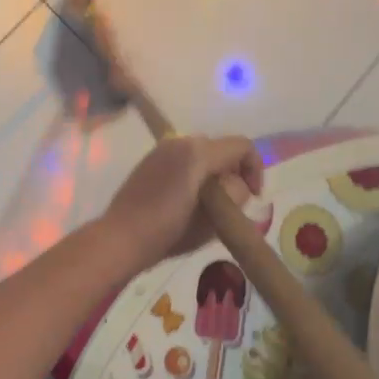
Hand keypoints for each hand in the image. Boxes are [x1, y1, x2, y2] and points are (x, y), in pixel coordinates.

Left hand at [102, 135, 264, 265]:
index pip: (242, 146)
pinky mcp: (149, 161)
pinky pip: (182, 159)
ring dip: (213, 172)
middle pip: (220, 148)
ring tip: (211, 204)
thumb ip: (235, 194)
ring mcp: (161, 150)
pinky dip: (193, 173)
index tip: (255, 196)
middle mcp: (180, 142)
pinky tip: (188, 200)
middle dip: (234, 171)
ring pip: (201, 153)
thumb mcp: (214, 217)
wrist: (122, 237)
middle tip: (233, 202)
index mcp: (198, 152)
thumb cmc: (170, 230)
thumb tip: (238, 186)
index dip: (255, 168)